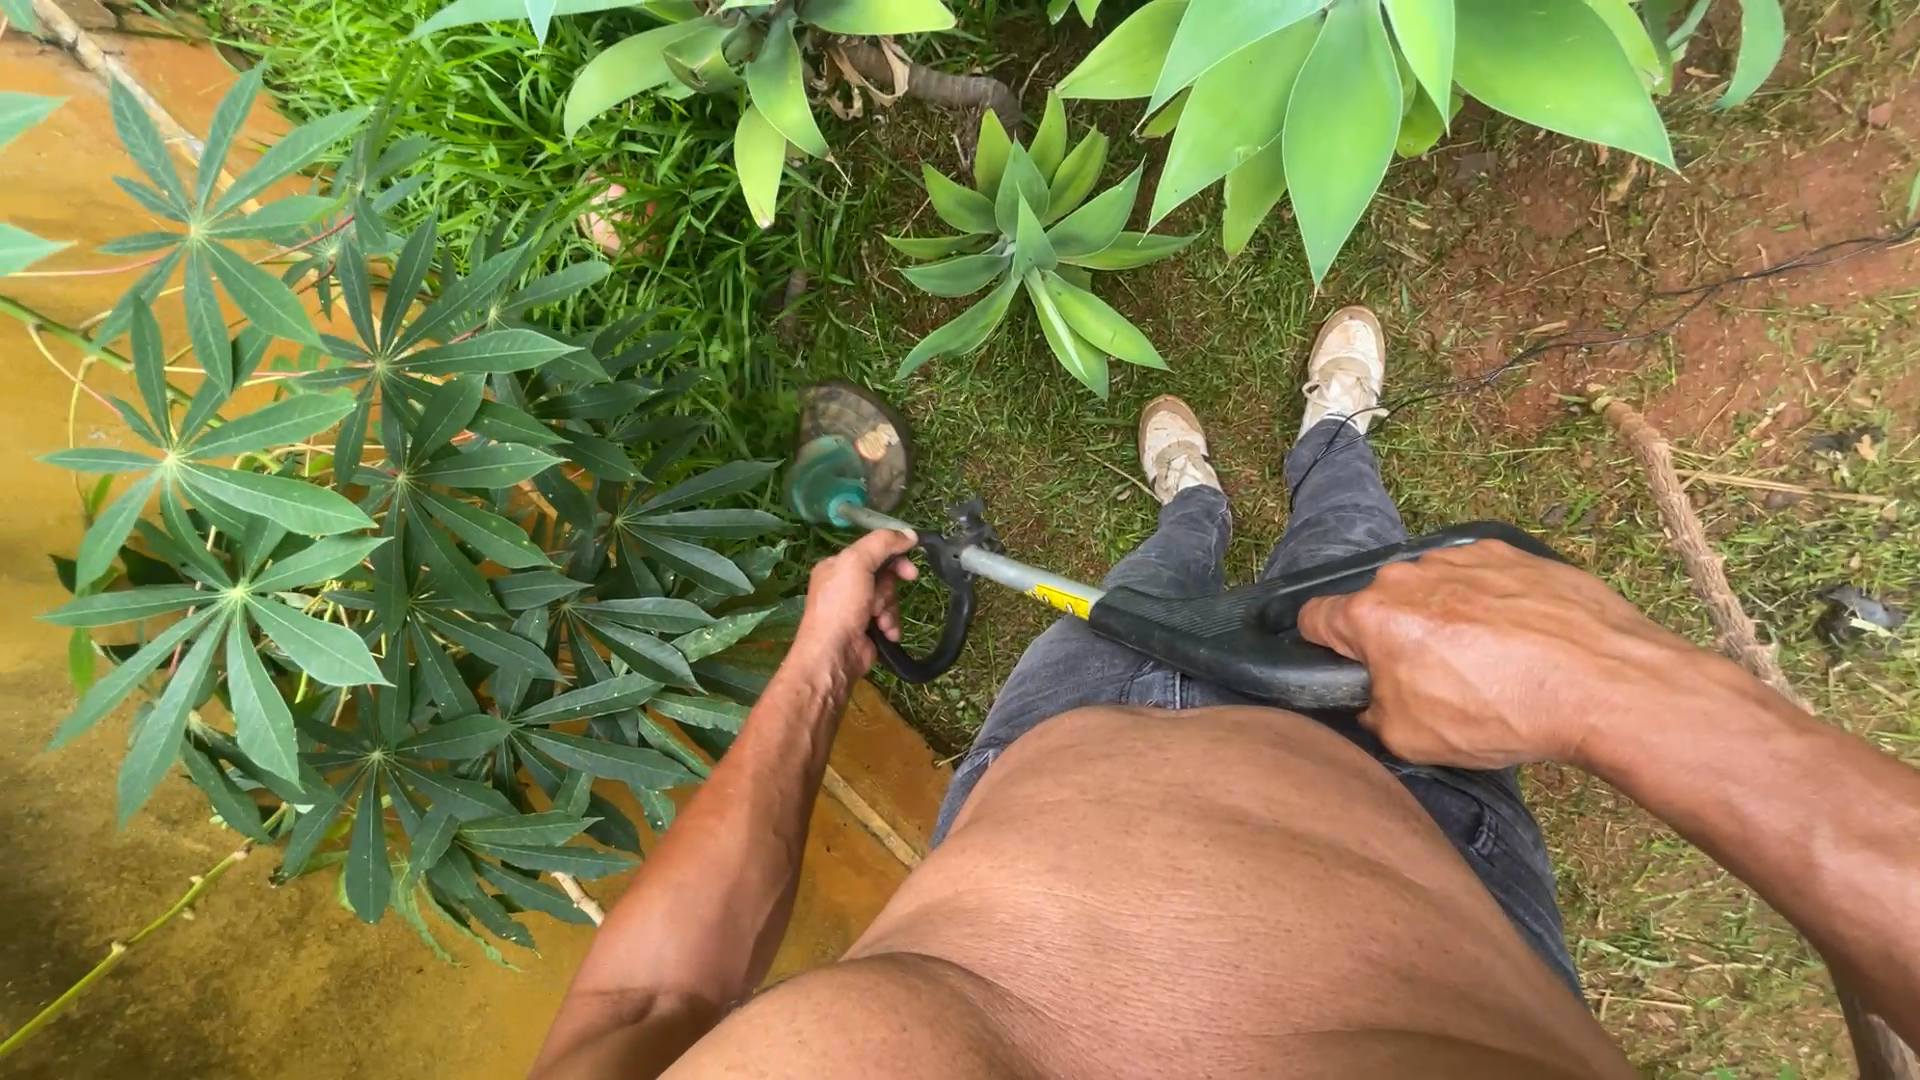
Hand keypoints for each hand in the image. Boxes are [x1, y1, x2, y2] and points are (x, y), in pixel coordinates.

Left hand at [790, 528, 920, 681]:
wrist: (834, 654)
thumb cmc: (841, 605)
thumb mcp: (857, 563)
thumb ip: (882, 543)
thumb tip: (910, 534)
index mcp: (837, 565)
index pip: (871, 550)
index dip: (893, 553)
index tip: (911, 557)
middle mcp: (845, 585)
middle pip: (883, 574)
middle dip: (890, 584)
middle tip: (908, 579)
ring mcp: (856, 608)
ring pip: (888, 597)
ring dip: (890, 607)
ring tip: (881, 620)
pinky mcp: (867, 629)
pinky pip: (888, 618)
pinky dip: (890, 624)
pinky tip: (886, 633)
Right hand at [1297, 539, 1712, 768]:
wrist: (1612, 687)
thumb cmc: (1501, 713)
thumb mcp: (1409, 740)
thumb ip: (1368, 712)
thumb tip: (1370, 700)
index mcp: (1370, 615)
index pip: (1313, 617)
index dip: (1323, 645)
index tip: (1351, 667)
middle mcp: (1405, 575)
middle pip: (1376, 602)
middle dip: (1391, 633)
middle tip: (1430, 672)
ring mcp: (1459, 557)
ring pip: (1427, 587)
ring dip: (1439, 613)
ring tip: (1486, 654)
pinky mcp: (1509, 552)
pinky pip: (1476, 574)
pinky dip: (1485, 599)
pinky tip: (1518, 633)